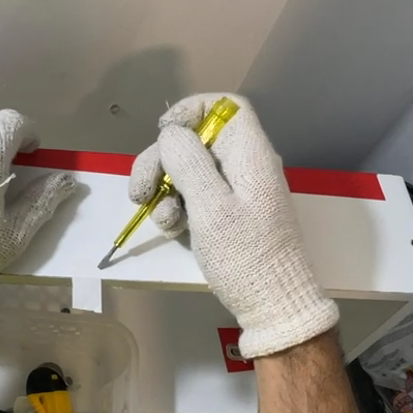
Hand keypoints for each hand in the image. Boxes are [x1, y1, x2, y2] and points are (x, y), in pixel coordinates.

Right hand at [129, 93, 337, 358]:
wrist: (273, 306)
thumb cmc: (245, 256)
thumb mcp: (210, 208)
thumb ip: (189, 163)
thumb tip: (172, 134)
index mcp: (250, 155)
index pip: (226, 107)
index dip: (192, 111)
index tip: (163, 133)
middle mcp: (245, 166)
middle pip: (197, 140)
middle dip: (162, 160)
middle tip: (138, 190)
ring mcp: (238, 191)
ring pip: (191, 170)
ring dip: (165, 189)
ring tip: (159, 219)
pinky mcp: (230, 214)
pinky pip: (197, 196)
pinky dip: (179, 208)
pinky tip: (173, 229)